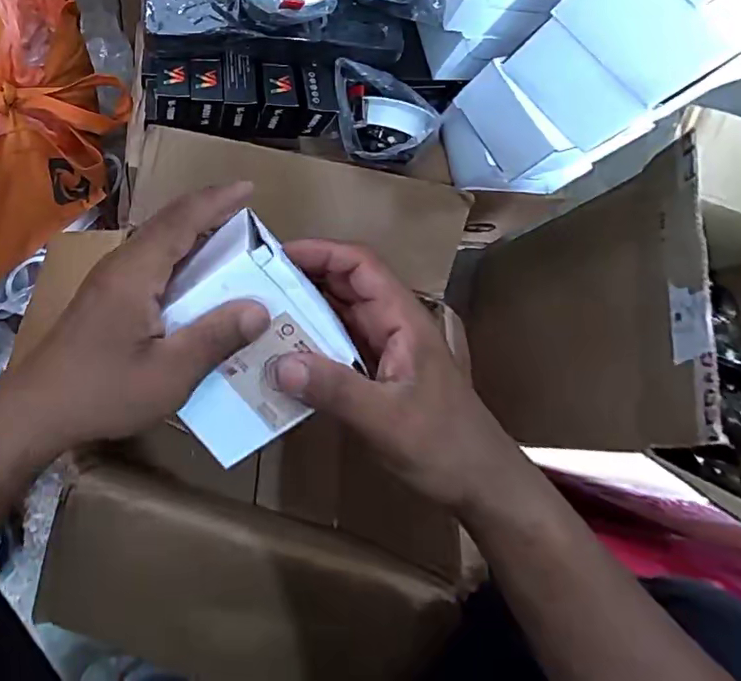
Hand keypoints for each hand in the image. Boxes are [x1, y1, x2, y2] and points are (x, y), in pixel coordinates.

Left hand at [0, 182, 269, 455]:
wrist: (36, 409)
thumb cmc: (102, 392)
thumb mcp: (168, 374)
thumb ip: (214, 337)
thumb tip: (260, 308)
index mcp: (135, 272)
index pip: (182, 219)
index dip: (217, 201)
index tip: (249, 186)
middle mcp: (120, 264)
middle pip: (168, 222)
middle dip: (208, 209)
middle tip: (246, 209)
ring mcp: (108, 278)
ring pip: (156, 238)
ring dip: (191, 230)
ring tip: (228, 234)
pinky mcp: (104, 294)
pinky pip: (149, 258)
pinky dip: (178, 253)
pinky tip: (192, 274)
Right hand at [270, 239, 526, 513]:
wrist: (484, 489)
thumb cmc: (446, 447)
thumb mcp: (387, 419)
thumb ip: (335, 390)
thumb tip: (279, 363)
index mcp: (403, 319)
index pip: (360, 265)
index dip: (321, 252)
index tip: (277, 255)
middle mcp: (392, 325)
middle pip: (345, 284)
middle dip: (303, 277)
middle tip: (256, 283)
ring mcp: (385, 349)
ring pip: (338, 314)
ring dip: (303, 310)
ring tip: (260, 314)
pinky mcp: (377, 374)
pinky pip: (337, 345)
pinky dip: (310, 343)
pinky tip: (282, 354)